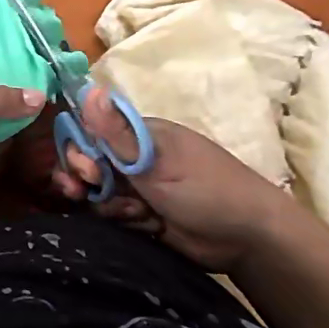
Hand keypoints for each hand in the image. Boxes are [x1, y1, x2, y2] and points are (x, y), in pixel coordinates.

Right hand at [50, 87, 292, 271]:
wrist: (248, 238)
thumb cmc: (207, 190)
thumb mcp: (158, 162)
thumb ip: (117, 134)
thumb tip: (89, 89)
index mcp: (141, 135)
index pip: (92, 134)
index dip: (80, 152)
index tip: (86, 172)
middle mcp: (137, 159)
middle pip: (91, 166)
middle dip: (86, 182)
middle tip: (89, 194)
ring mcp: (141, 188)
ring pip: (101, 194)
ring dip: (110, 206)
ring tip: (135, 215)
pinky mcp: (145, 215)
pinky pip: (116, 215)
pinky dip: (125, 222)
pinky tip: (146, 226)